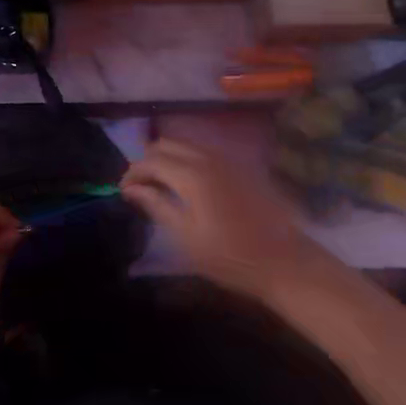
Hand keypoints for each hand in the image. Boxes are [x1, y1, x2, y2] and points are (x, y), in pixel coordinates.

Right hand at [121, 138, 331, 300]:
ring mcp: (227, 159)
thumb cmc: (230, 256)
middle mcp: (208, 158)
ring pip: (186, 145)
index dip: (132, 173)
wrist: (283, 260)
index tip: (122, 192)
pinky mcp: (239, 166)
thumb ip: (157, 206)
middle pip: (167, 144)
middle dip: (147, 161)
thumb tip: (131, 188)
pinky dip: (186, 160)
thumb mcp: (186, 237)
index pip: (151, 160)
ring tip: (158, 186)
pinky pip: (203, 152)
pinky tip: (185, 185)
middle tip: (138, 187)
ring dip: (167, 159)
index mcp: (192, 175)